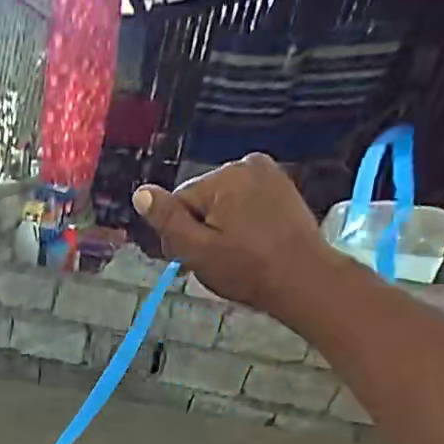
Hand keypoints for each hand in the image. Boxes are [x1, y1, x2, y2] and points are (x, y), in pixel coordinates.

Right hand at [133, 154, 341, 310]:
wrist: (303, 279)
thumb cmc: (247, 270)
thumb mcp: (197, 250)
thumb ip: (168, 221)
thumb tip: (140, 193)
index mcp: (223, 177)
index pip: (178, 204)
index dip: (178, 236)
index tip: (189, 261)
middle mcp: (246, 164)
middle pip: (201, 201)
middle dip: (200, 230)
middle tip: (214, 262)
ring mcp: (268, 174)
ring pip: (222, 203)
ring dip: (220, 229)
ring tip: (233, 257)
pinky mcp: (282, 188)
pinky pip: (246, 203)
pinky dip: (241, 224)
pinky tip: (249, 246)